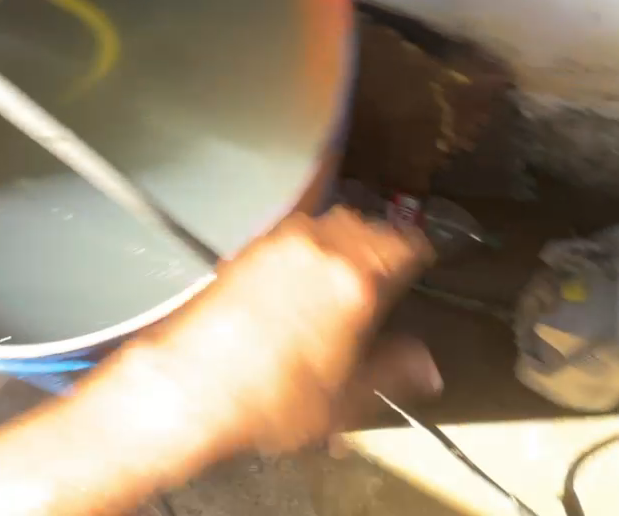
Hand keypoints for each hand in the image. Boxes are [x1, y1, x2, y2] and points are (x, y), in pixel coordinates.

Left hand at [91, 207, 439, 458]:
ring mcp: (285, 242)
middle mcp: (322, 249)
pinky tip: (306, 260)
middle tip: (389, 257)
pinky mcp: (254, 245)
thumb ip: (393, 370)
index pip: (404, 244)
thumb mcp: (345, 398)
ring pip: (331, 219)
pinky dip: (312, 236)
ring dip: (348, 231)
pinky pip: (296, 225)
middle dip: (383, 238)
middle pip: (368, 223)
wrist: (194, 380)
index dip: (418, 248)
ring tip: (349, 257)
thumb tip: (424, 364)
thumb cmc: (265, 394)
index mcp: (355, 282)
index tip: (422, 254)